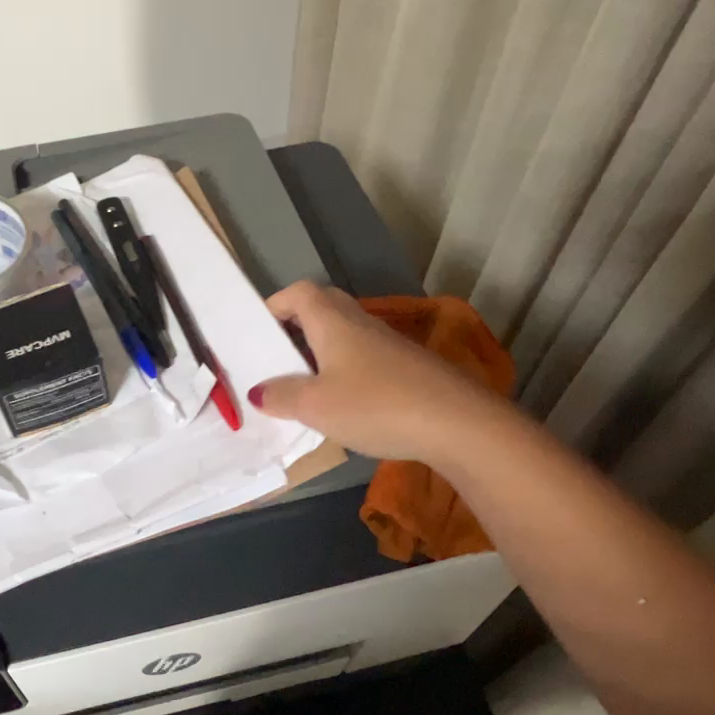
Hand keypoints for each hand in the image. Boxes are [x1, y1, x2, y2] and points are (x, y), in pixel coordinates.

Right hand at [250, 282, 503, 462]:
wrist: (457, 423)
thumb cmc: (375, 405)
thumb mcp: (316, 406)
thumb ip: (282, 396)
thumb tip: (258, 391)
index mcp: (332, 322)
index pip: (299, 292)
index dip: (275, 304)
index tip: (258, 332)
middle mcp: (360, 323)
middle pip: (323, 308)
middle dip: (296, 327)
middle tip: (278, 358)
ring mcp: (388, 344)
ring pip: (345, 335)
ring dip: (321, 352)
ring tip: (304, 386)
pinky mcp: (408, 368)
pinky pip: (365, 358)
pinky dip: (345, 370)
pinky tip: (344, 404)